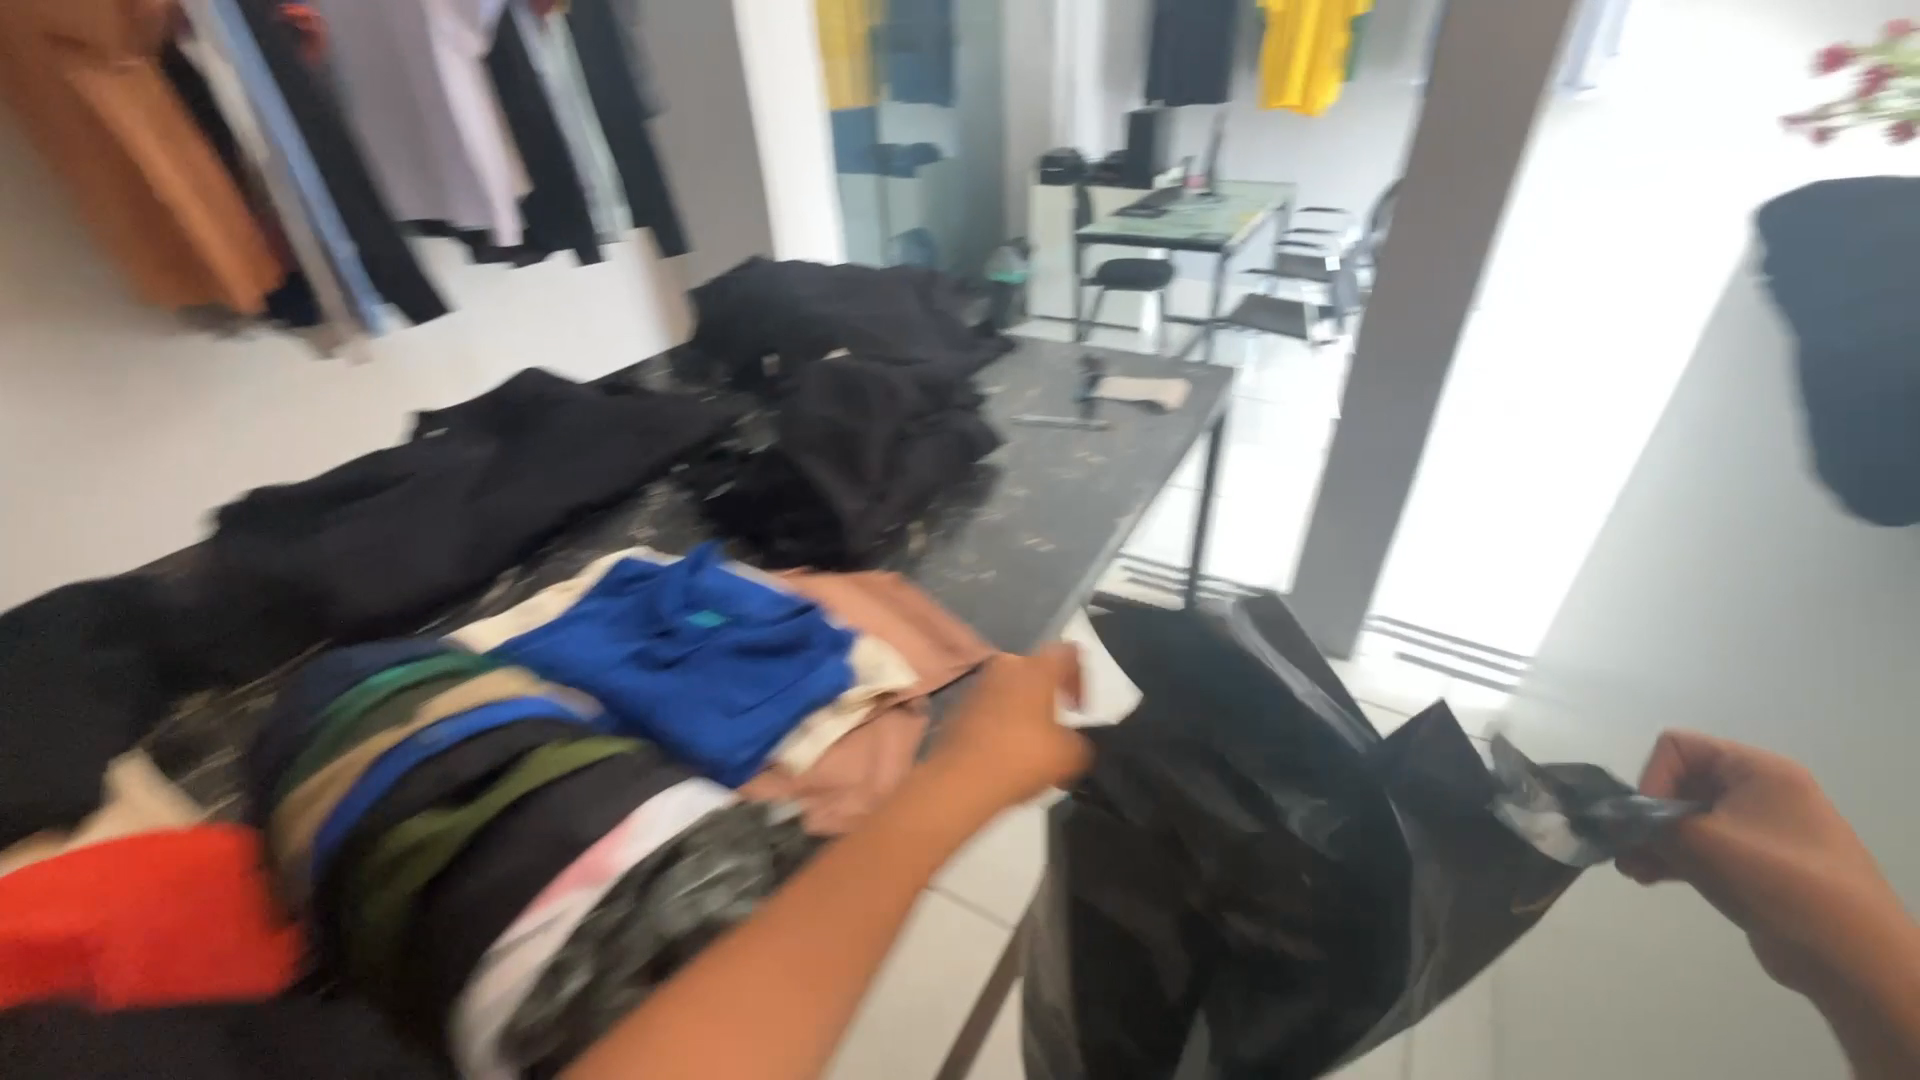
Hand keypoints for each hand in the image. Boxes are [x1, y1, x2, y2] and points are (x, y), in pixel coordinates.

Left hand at [929, 645, 1092, 811]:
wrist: (960, 780)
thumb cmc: (1021, 756)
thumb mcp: (1070, 755)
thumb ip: (1083, 742)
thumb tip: (1076, 742)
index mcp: (1035, 667)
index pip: (1068, 652)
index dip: (1081, 678)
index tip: (1081, 709)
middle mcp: (1005, 666)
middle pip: (1037, 670)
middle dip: (1050, 696)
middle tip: (1059, 727)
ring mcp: (978, 685)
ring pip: (1012, 689)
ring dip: (1026, 711)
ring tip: (1034, 745)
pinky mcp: (959, 707)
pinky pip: (992, 706)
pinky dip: (1004, 723)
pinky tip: (1008, 753)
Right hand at [1619, 731, 1915, 997]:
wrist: (1853, 961)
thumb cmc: (1777, 882)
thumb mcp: (1697, 841)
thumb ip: (1642, 820)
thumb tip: (1606, 816)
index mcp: (1759, 771)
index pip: (1678, 747)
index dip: (1652, 777)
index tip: (1647, 818)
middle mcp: (1763, 791)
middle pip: (1679, 784)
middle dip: (1646, 816)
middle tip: (1625, 846)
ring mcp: (1764, 828)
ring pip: (1686, 818)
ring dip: (1653, 840)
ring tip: (1632, 869)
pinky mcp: (1760, 862)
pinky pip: (1704, 845)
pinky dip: (1674, 857)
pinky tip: (1649, 878)